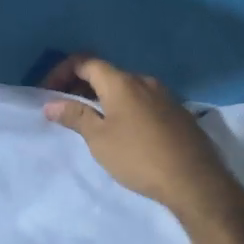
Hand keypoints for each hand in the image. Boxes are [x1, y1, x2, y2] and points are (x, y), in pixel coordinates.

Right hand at [41, 55, 243, 223]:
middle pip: (106, 72)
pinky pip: (143, 100)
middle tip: (64, 105)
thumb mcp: (99, 139)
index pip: (85, 62)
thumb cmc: (139, 157)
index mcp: (122, 83)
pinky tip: (121, 129)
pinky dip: (124, 106)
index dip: (61, 71)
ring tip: (90, 118)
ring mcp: (165, 96)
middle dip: (80, 84)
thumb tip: (50, 104)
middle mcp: (144, 81)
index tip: (48, 91)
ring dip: (102, 96)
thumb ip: (75, 116)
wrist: (196, 182)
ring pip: (126, 87)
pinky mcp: (177, 113)